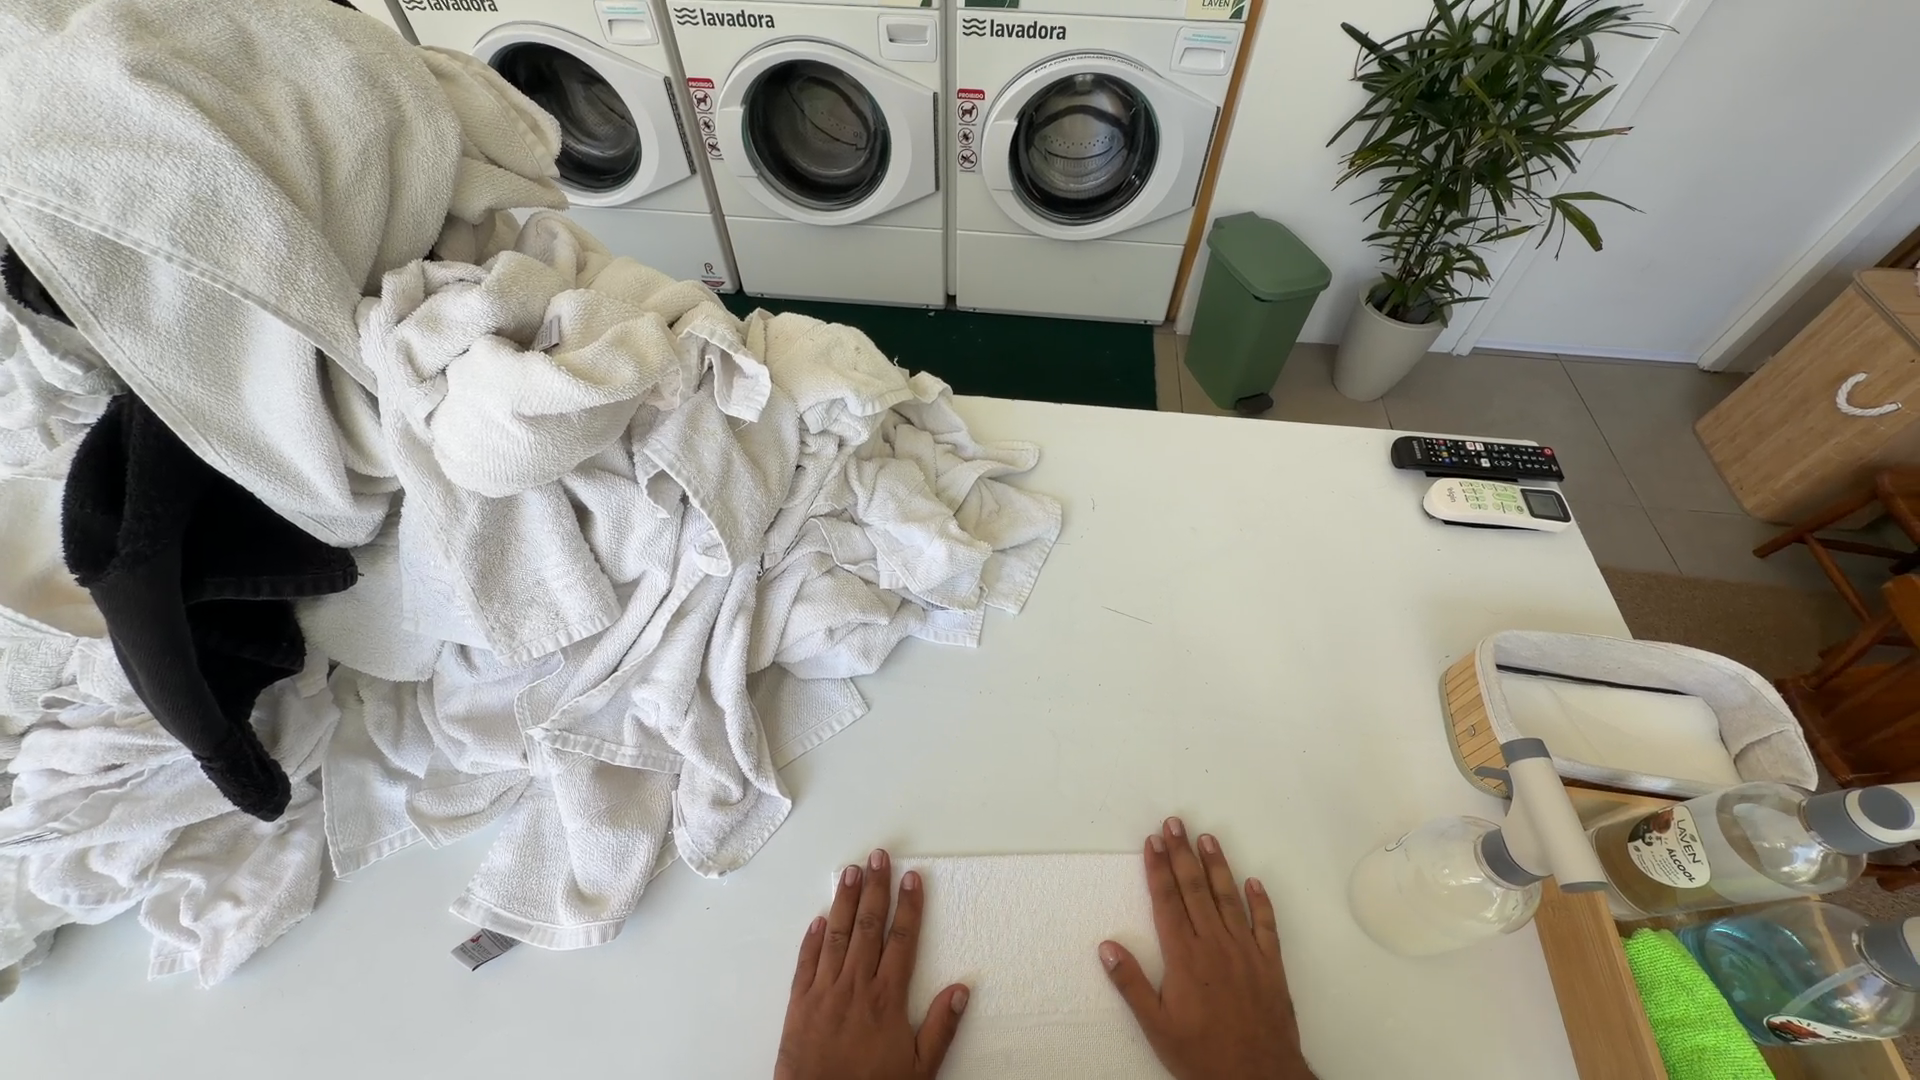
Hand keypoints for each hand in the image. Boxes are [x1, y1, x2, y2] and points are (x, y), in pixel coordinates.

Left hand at [775, 849, 969, 1079]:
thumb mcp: (920, 1070)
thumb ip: (941, 1027)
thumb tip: (962, 988)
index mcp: (887, 997)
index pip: (902, 939)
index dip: (909, 906)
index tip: (912, 877)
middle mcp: (856, 986)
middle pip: (869, 926)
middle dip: (876, 888)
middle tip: (879, 856)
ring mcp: (824, 992)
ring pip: (837, 935)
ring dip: (845, 901)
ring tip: (851, 871)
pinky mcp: (799, 1005)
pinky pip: (806, 964)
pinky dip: (812, 939)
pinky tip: (819, 918)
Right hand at [1100, 818, 1315, 1079]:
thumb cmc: (1203, 1056)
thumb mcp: (1157, 1027)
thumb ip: (1131, 984)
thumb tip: (1106, 947)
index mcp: (1184, 956)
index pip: (1167, 900)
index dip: (1157, 868)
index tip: (1152, 841)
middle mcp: (1214, 945)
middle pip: (1194, 888)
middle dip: (1182, 853)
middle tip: (1175, 823)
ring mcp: (1246, 952)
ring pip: (1228, 898)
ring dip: (1216, 865)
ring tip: (1207, 838)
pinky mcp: (1271, 965)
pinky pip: (1266, 926)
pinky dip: (1260, 902)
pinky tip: (1254, 882)